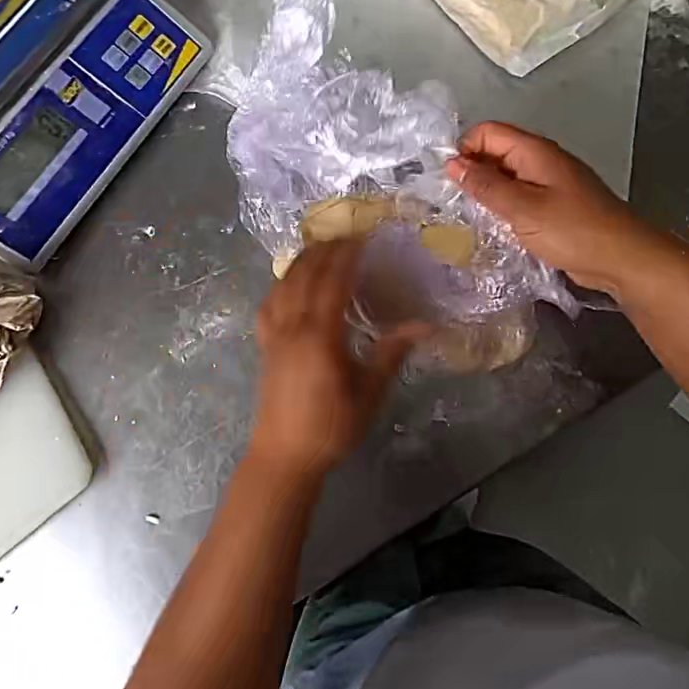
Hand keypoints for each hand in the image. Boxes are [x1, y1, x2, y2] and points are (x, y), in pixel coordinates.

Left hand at [250, 240, 425, 479]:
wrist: (285, 453)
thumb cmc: (331, 427)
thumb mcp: (369, 393)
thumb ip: (390, 355)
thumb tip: (424, 325)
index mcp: (319, 336)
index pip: (332, 283)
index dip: (346, 258)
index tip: (360, 238)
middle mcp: (292, 328)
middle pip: (304, 277)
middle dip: (323, 252)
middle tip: (343, 235)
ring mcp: (274, 336)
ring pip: (282, 287)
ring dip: (300, 263)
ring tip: (318, 248)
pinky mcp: (265, 346)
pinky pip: (268, 306)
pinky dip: (280, 286)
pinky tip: (287, 284)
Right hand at [447, 121, 679, 298]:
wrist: (623, 259)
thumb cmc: (572, 231)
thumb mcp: (521, 208)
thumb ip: (484, 185)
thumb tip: (452, 164)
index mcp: (535, 152)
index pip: (487, 132)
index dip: (464, 149)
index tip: (451, 180)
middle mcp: (541, 160)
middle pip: (494, 150)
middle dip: (471, 170)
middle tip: (456, 200)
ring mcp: (548, 181)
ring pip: (504, 173)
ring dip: (485, 189)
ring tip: (471, 213)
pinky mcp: (551, 202)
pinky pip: (516, 193)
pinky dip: (501, 204)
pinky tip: (495, 223)